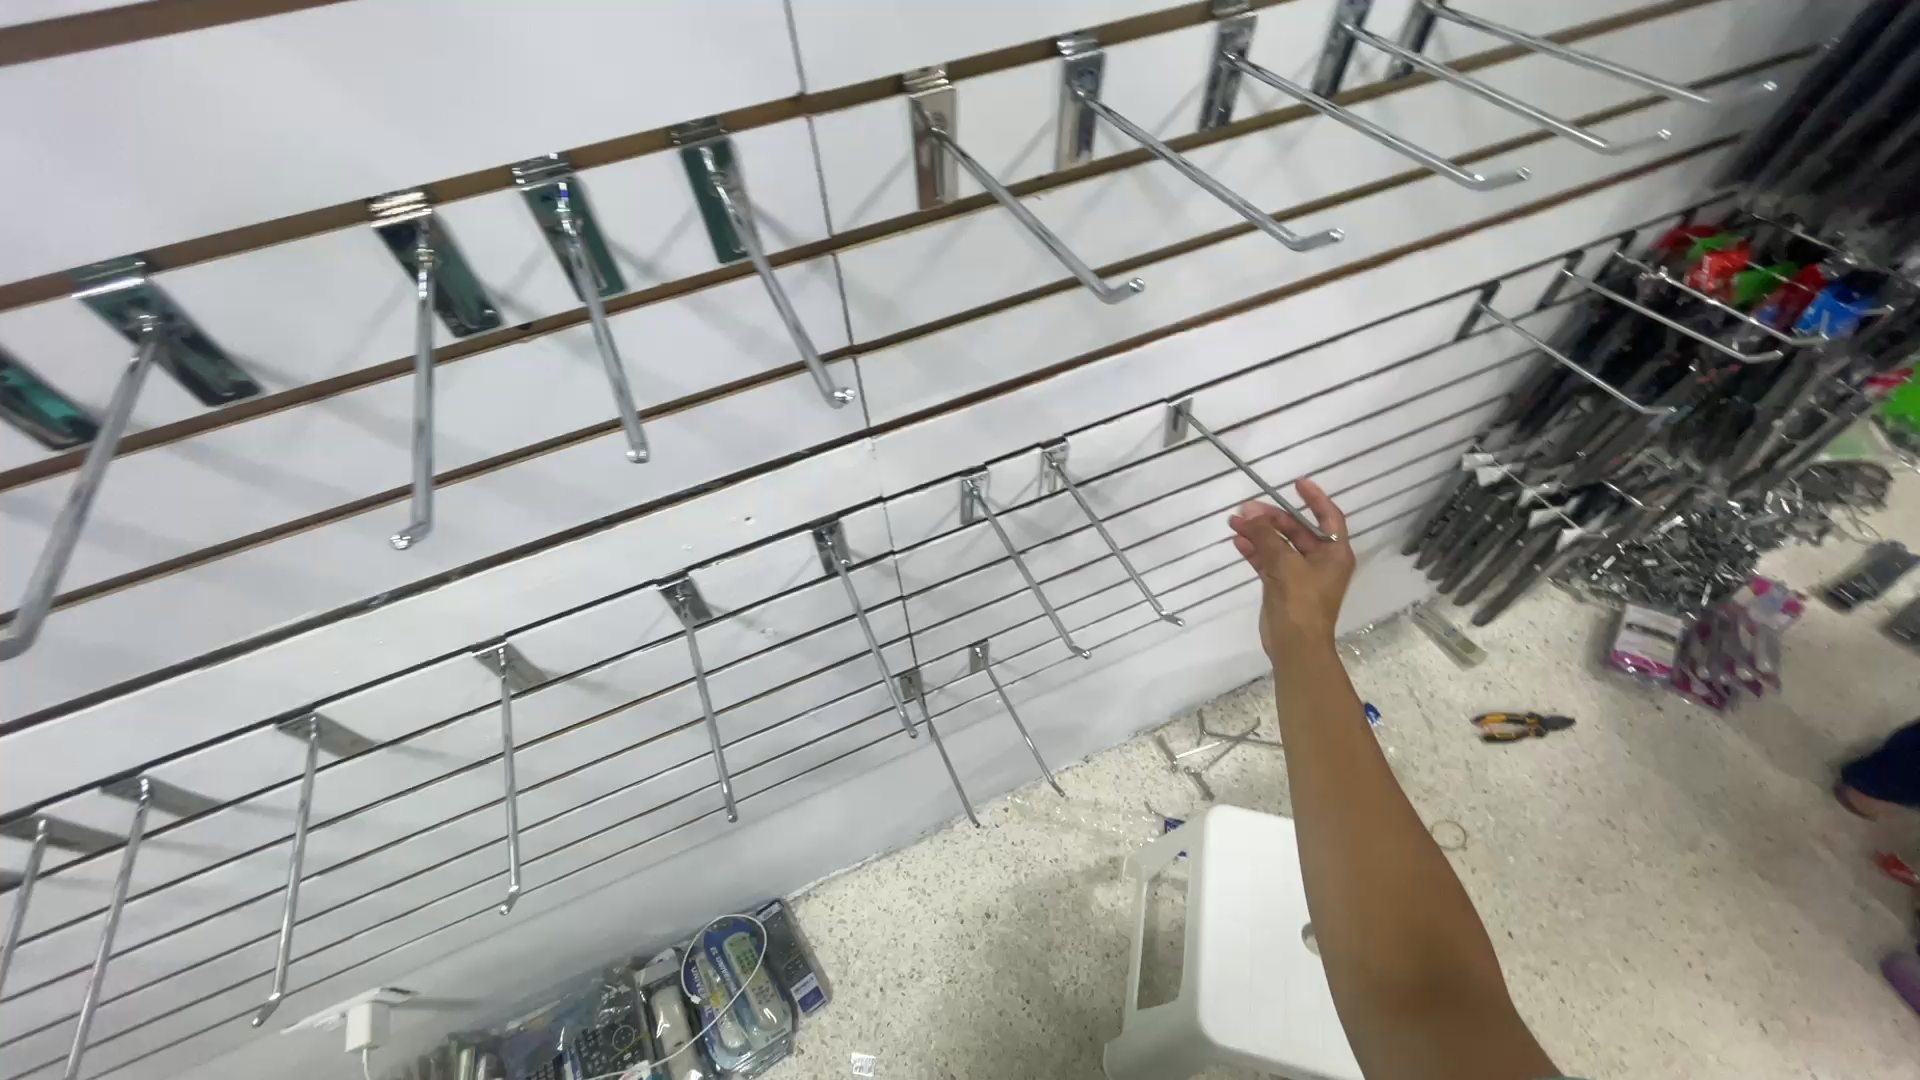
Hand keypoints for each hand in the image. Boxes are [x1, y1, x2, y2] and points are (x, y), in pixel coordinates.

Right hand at [1228, 479, 1353, 666]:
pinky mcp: (1282, 585)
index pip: (1328, 517)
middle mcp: (1320, 561)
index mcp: (1334, 553)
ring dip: (1259, 533)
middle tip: (1246, 510)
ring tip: (1235, 522)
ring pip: (1279, 545)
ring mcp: (1300, 574)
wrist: (1295, 645)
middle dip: (1271, 518)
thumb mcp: (1285, 565)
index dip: (1315, 498)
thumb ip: (1268, 537)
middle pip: (1296, 530)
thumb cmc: (1301, 603)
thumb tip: (1250, 515)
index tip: (1296, 483)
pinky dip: (1254, 551)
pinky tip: (1238, 541)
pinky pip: (1268, 560)